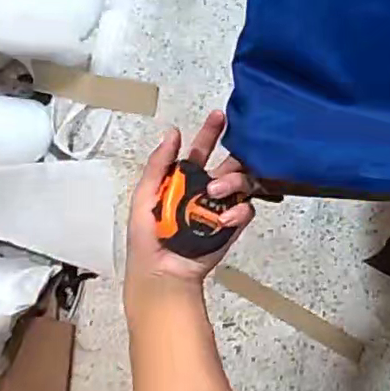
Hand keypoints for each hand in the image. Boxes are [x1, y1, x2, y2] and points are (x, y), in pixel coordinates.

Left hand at [125, 111, 255, 305]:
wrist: (162, 273)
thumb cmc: (148, 238)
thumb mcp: (144, 196)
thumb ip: (158, 165)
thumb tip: (172, 133)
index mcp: (185, 180)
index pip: (201, 151)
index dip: (210, 133)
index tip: (220, 117)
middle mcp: (207, 190)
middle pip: (229, 164)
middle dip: (235, 155)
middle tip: (232, 154)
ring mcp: (222, 208)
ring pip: (242, 183)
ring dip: (233, 182)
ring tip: (216, 192)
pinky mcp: (233, 226)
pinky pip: (245, 210)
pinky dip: (238, 212)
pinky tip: (224, 219)